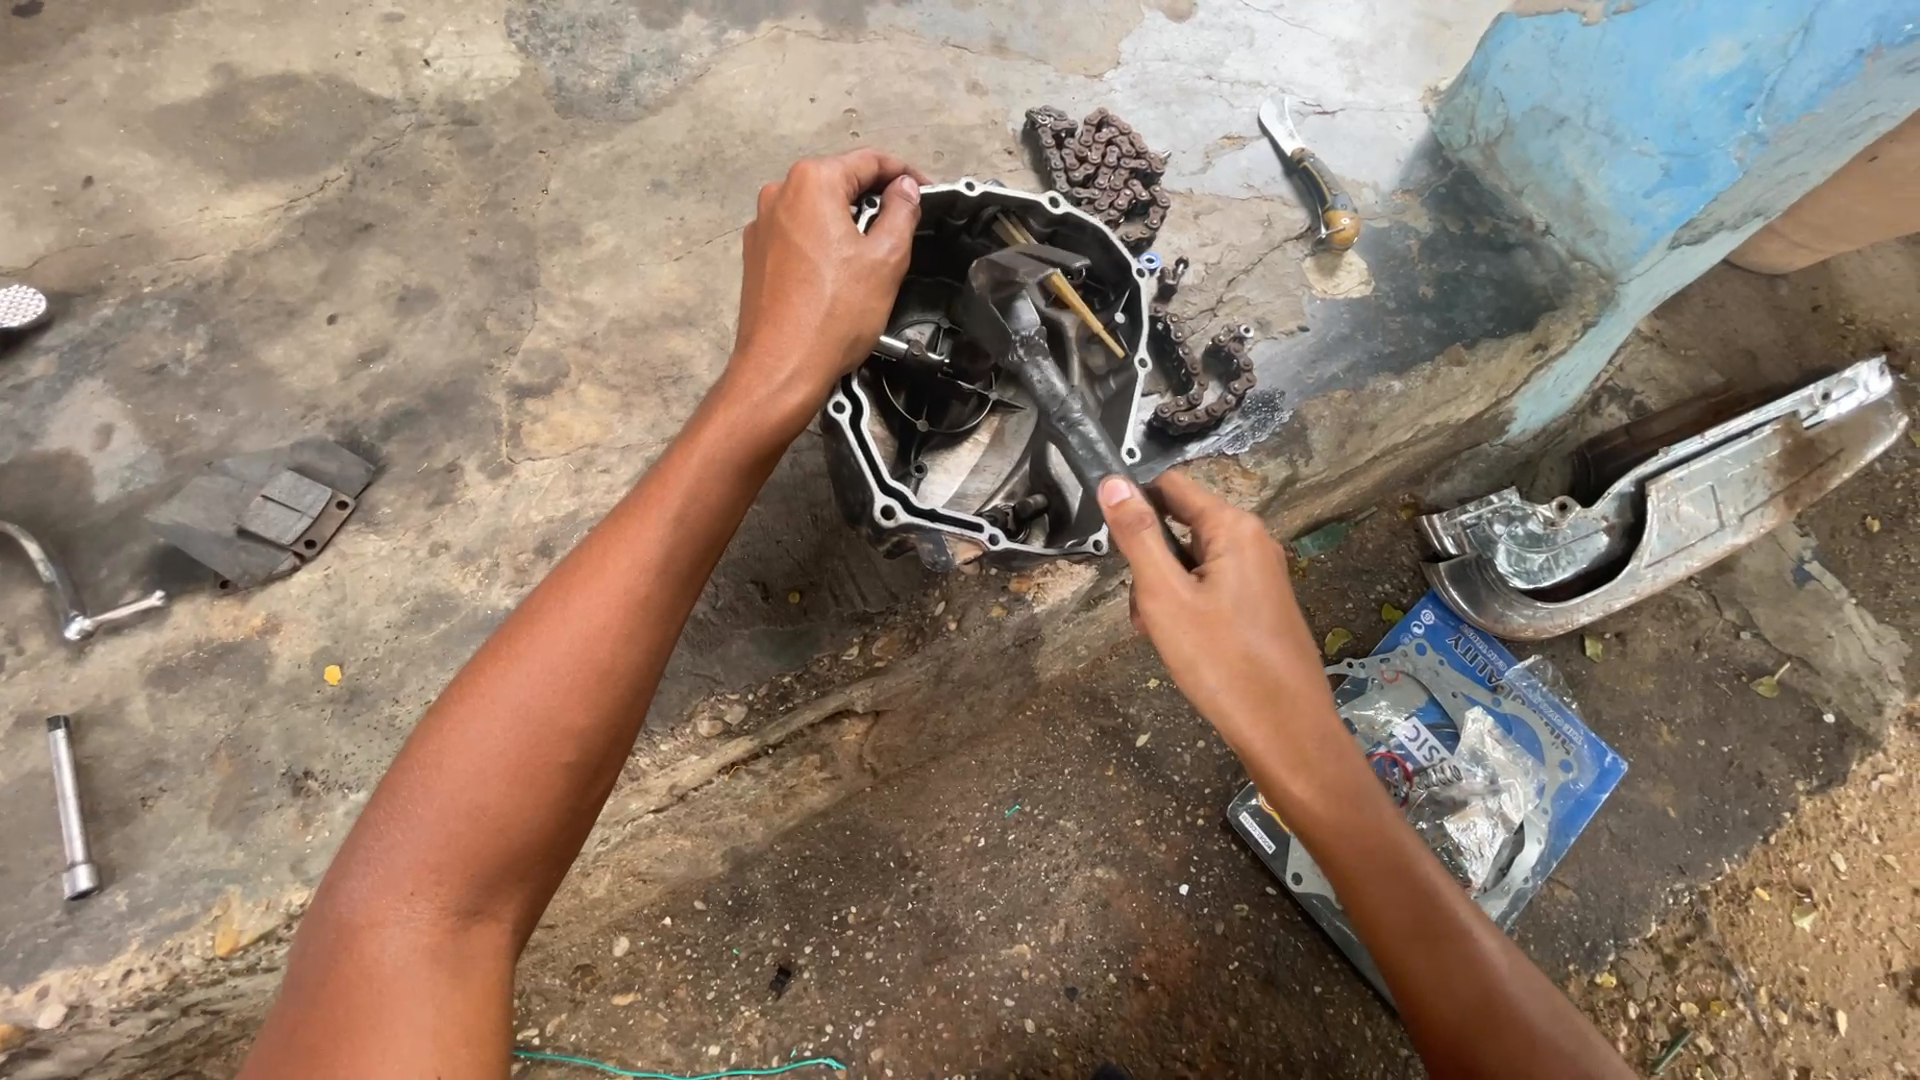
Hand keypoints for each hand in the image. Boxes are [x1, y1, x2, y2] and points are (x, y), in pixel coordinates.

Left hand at [731, 148, 927, 414]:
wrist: (782, 367)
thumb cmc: (834, 316)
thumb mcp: (886, 260)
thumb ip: (901, 214)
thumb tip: (905, 189)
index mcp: (812, 183)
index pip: (868, 161)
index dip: (905, 175)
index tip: (927, 192)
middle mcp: (779, 194)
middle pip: (839, 183)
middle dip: (875, 200)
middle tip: (906, 227)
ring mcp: (762, 227)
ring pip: (818, 212)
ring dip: (849, 225)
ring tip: (875, 258)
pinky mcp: (756, 258)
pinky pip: (799, 238)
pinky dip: (824, 246)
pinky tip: (841, 277)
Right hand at [1097, 471, 1340, 755]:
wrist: (1285, 730)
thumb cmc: (1221, 660)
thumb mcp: (1165, 595)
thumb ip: (1137, 535)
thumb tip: (1112, 480)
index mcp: (1233, 528)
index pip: (1170, 486)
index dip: (1134, 505)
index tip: (1112, 545)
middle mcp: (1252, 541)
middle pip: (1179, 527)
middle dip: (1149, 562)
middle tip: (1143, 609)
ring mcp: (1259, 574)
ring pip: (1190, 563)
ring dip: (1163, 591)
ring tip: (1160, 634)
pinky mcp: (1259, 604)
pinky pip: (1209, 588)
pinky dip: (1186, 607)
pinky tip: (1181, 643)